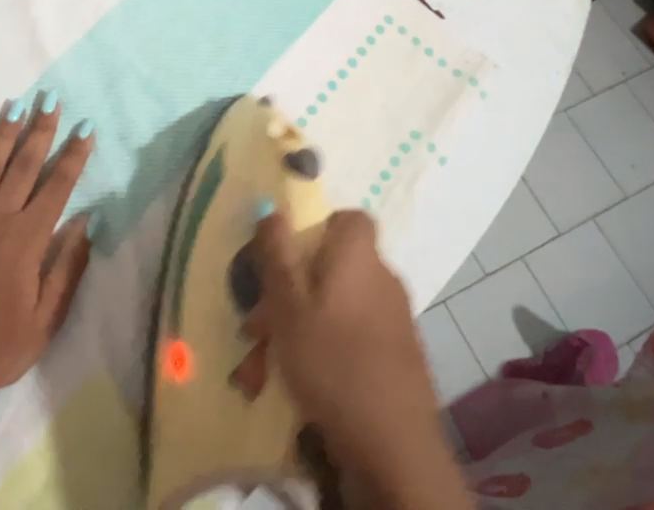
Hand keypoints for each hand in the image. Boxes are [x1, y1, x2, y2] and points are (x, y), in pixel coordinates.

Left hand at [0, 96, 95, 412]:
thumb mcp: (46, 319)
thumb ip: (66, 267)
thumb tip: (87, 221)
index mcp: (27, 239)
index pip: (57, 186)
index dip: (74, 155)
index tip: (86, 126)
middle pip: (24, 166)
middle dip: (41, 130)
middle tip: (51, 98)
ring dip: (2, 134)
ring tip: (15, 105)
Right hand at [252, 211, 454, 503]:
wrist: (392, 444)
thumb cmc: (331, 361)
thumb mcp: (287, 305)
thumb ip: (276, 255)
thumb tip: (273, 209)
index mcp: (359, 258)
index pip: (348, 219)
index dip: (316, 229)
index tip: (285, 257)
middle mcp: (382, 280)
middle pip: (332, 270)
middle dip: (288, 296)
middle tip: (256, 331)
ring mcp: (394, 321)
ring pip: (334, 310)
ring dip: (296, 332)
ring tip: (260, 371)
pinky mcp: (397, 357)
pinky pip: (351, 340)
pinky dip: (322, 355)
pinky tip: (295, 387)